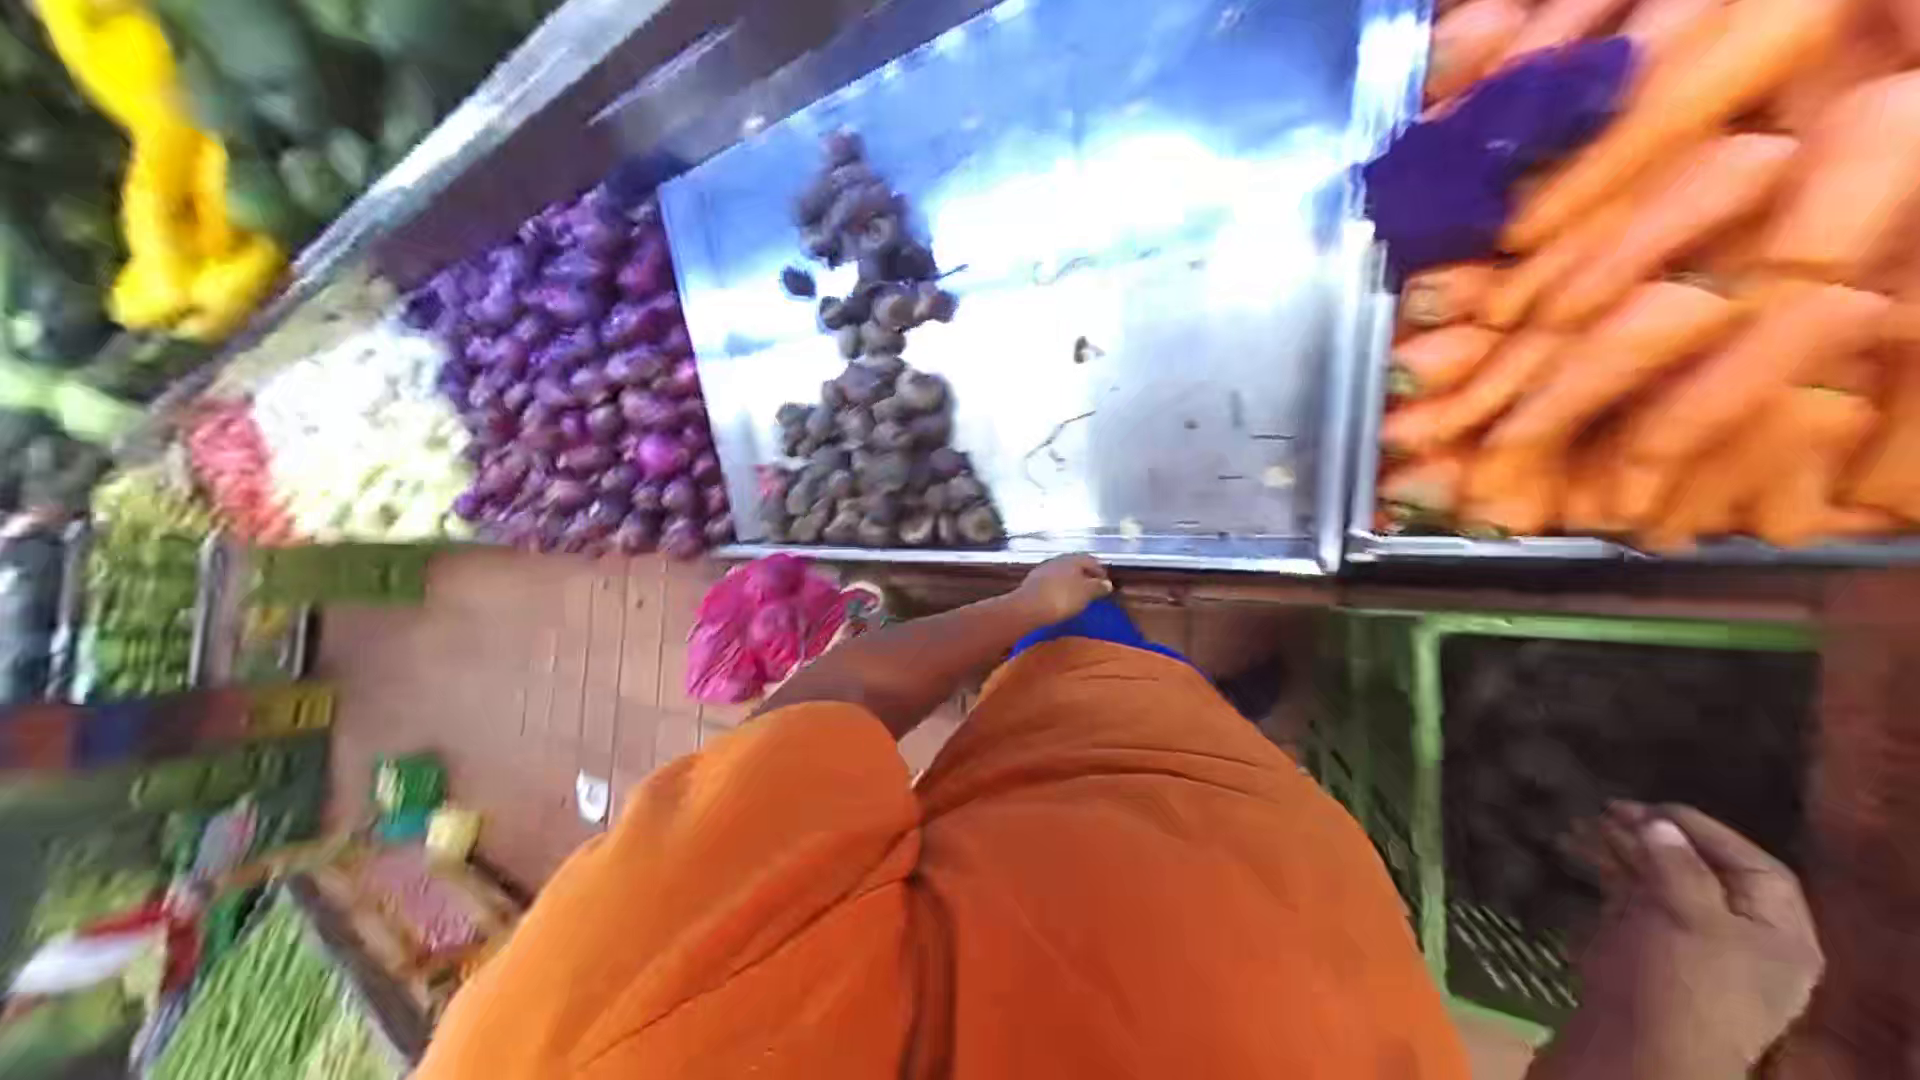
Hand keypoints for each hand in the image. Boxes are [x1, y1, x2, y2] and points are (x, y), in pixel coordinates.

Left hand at [1011, 554, 1112, 623]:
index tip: (1106, 584)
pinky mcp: (1032, 582)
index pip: (1091, 560)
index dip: (1100, 572)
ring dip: (1070, 582)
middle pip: (1075, 565)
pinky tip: (1059, 598)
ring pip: (1062, 573)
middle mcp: (1058, 560)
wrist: (1029, 606)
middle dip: (1085, 576)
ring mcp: (1043, 570)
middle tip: (1092, 589)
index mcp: (1073, 559)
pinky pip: (1051, 582)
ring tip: (1077, 595)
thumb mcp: (1087, 593)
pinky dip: (1058, 588)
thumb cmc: (1063, 598)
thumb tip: (1107, 584)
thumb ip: (1098, 587)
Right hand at [1533, 803, 1823, 1079]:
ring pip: (1659, 875)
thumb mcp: (1689, 918)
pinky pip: (1628, 888)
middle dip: (1658, 836)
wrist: (1636, 1034)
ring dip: (1625, 845)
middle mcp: (1737, 932)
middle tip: (1611, 808)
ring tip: (1586, 821)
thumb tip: (1656, 820)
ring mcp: (1686, 933)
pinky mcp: (1642, 934)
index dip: (1711, 834)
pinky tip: (1579, 844)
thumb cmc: (1682, 979)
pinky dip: (1606, 863)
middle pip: (1703, 869)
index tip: (1657, 808)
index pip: (1757, 870)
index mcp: (1777, 935)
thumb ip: (1676, 865)